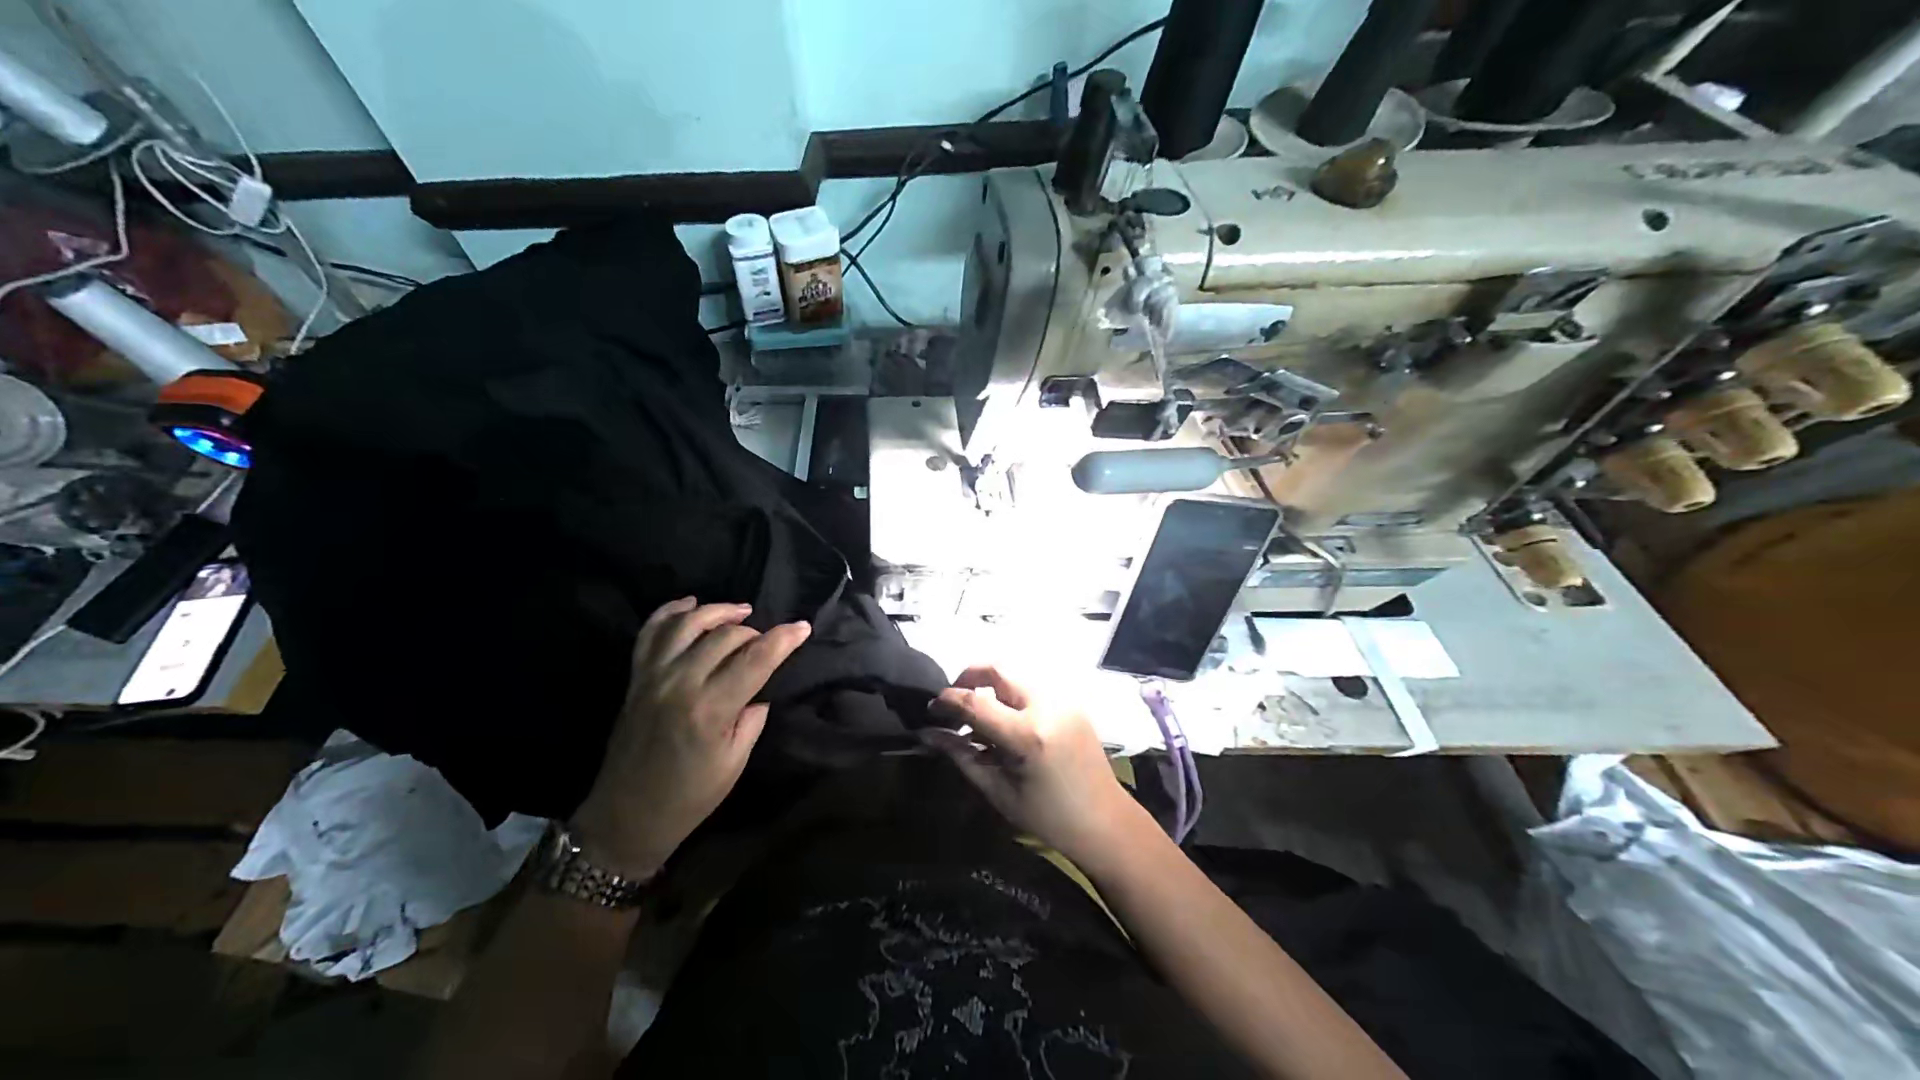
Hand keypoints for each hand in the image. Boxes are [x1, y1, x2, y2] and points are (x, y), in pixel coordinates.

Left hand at [571, 598, 810, 877]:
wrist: (626, 817)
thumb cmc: (689, 798)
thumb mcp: (734, 762)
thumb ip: (752, 717)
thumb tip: (760, 687)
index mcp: (710, 709)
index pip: (756, 659)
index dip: (784, 639)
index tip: (803, 627)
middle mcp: (680, 683)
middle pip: (725, 636)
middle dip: (755, 630)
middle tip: (770, 639)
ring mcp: (653, 677)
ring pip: (687, 624)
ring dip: (717, 611)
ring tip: (739, 611)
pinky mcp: (636, 679)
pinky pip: (650, 633)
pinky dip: (669, 612)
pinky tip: (690, 604)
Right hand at [924, 666, 1147, 863]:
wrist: (1106, 822)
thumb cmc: (1049, 818)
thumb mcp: (999, 792)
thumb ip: (962, 757)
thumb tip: (929, 734)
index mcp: (1028, 734)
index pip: (976, 702)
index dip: (948, 701)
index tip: (931, 707)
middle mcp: (1047, 707)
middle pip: (998, 670)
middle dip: (968, 677)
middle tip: (953, 700)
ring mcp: (1063, 701)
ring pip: (1016, 677)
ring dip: (991, 688)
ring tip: (979, 719)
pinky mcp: (1072, 704)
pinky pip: (1033, 689)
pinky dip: (1012, 697)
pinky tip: (1005, 724)